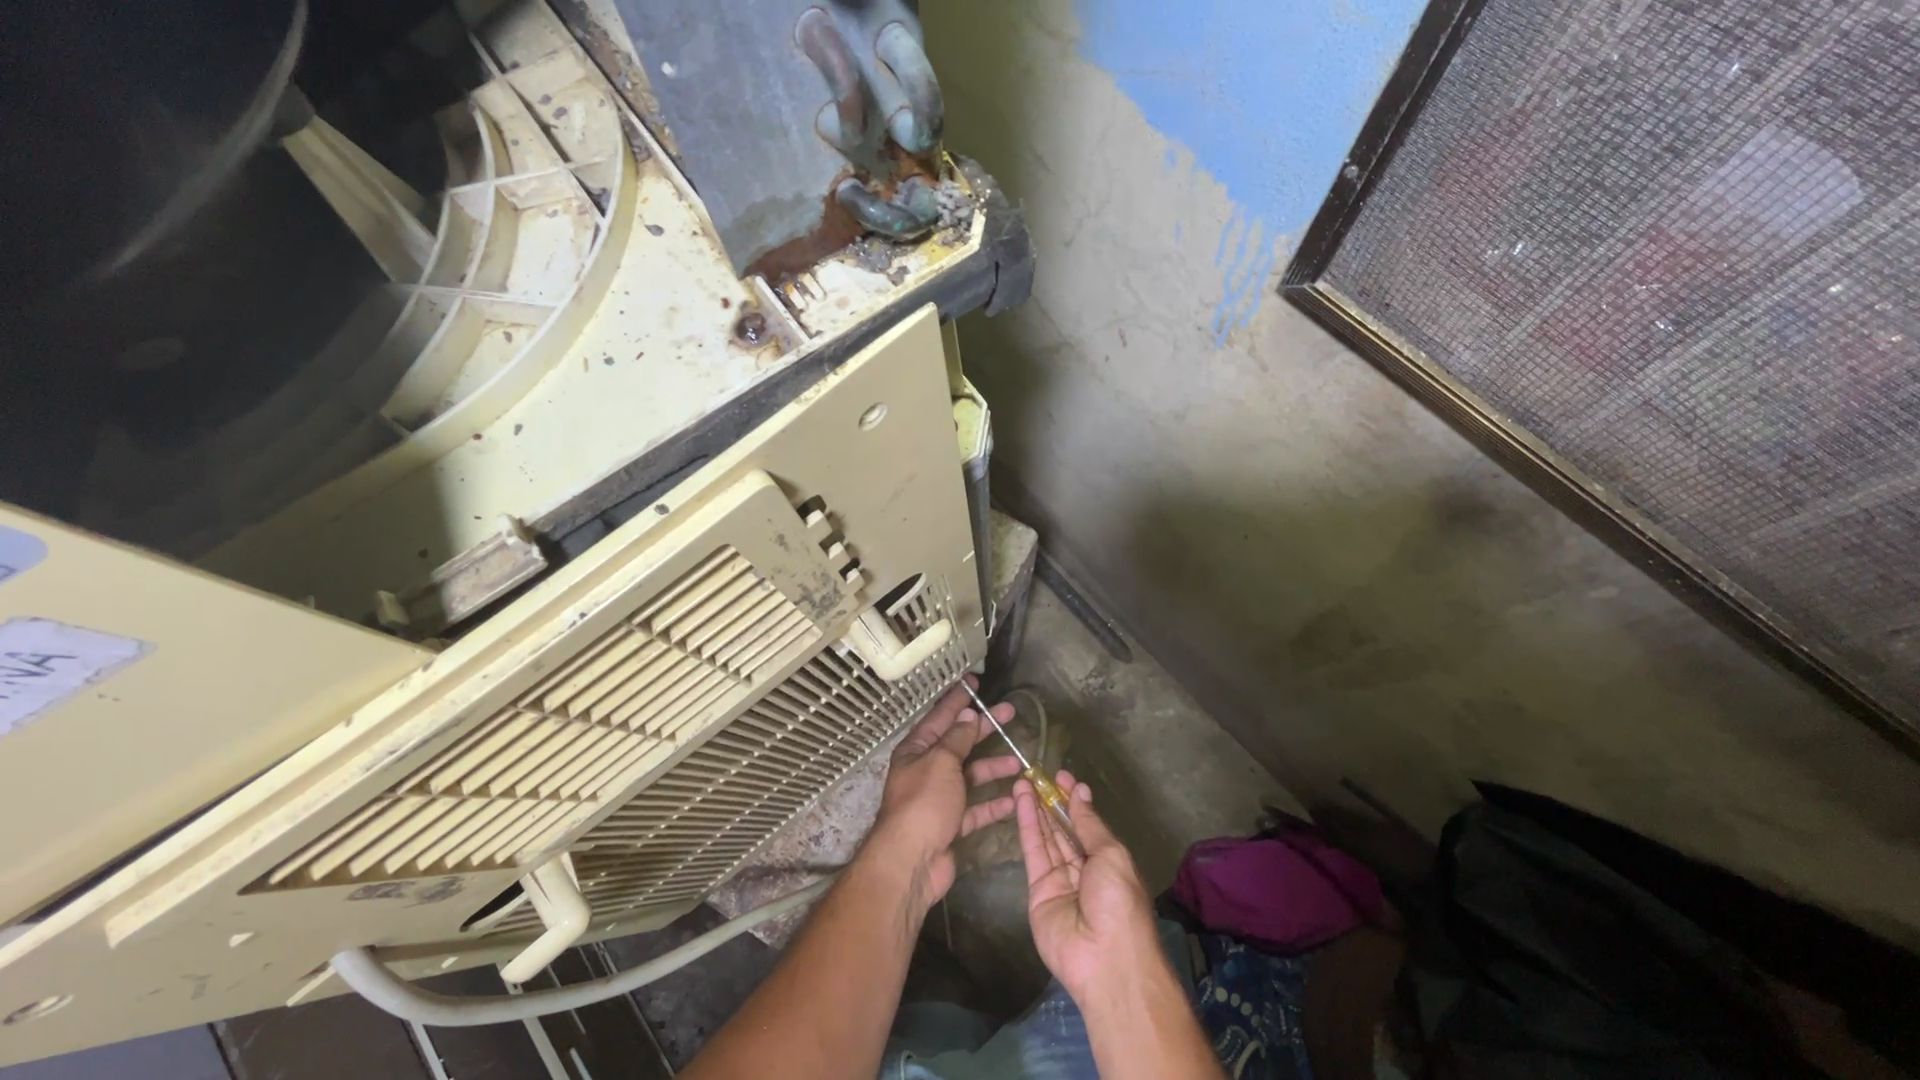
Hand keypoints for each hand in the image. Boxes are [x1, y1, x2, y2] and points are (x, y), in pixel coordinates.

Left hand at [864, 678, 1021, 913]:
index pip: (940, 717)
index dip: (958, 699)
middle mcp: (926, 770)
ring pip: (970, 776)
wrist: (911, 861)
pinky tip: (1015, 798)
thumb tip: (968, 716)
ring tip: (1021, 761)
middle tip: (1010, 712)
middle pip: (959, 743)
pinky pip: (976, 809)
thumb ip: (957, 739)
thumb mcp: (941, 762)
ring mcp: (939, 798)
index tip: (975, 682)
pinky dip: (994, 804)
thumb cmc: (924, 803)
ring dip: (993, 768)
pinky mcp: (951, 824)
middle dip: (984, 729)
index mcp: (916, 750)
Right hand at [1015, 768, 1162, 1004]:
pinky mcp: (1037, 891)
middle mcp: (1084, 869)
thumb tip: (1080, 794)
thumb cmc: (1119, 902)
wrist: (1105, 959)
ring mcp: (1060, 880)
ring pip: (1046, 837)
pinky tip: (1022, 802)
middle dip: (1052, 801)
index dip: (1075, 800)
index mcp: (1109, 861)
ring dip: (1036, 808)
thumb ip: (1089, 825)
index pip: (1088, 824)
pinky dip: (1027, 826)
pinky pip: (1033, 853)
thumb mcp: (1112, 855)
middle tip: (1037, 773)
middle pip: (1065, 829)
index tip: (1062, 776)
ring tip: (1023, 780)